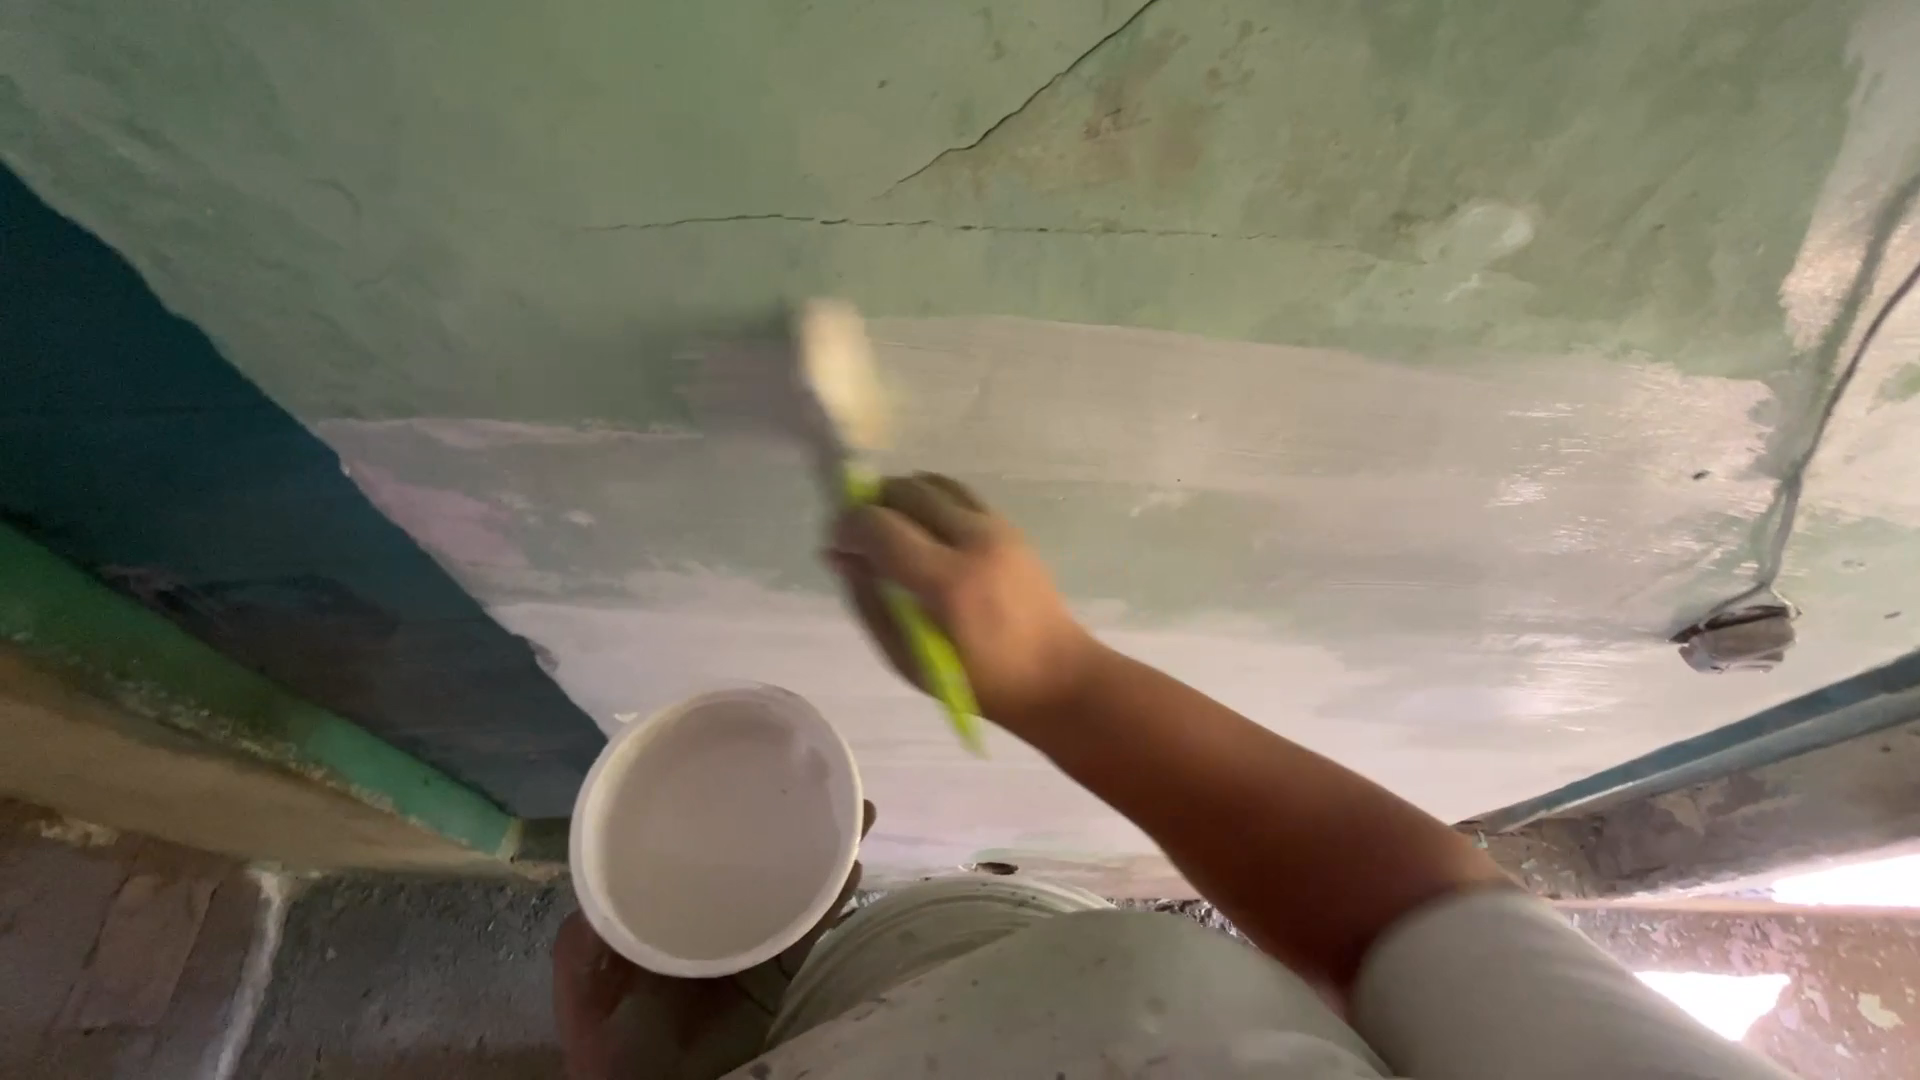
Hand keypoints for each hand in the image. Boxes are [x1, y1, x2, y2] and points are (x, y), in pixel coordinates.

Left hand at [553, 802, 876, 1078]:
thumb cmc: (613, 1041)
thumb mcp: (584, 976)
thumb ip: (590, 928)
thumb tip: (606, 857)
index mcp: (670, 910)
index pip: (701, 852)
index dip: (725, 812)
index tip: (749, 771)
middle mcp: (715, 917)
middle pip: (758, 859)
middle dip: (790, 822)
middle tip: (822, 785)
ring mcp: (751, 944)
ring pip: (792, 885)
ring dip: (824, 851)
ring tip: (856, 813)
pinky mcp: (778, 974)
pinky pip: (809, 930)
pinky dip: (833, 899)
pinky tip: (853, 866)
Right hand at [826, 472, 1104, 730]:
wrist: (1056, 674)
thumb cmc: (978, 682)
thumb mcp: (908, 659)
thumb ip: (870, 602)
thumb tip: (841, 557)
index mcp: (948, 581)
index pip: (880, 525)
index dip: (848, 527)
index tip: (838, 546)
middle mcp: (974, 540)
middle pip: (906, 490)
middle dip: (872, 504)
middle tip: (862, 536)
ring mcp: (997, 527)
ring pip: (933, 483)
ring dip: (902, 497)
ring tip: (893, 531)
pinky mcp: (1010, 525)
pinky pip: (958, 494)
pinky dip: (930, 501)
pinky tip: (924, 532)